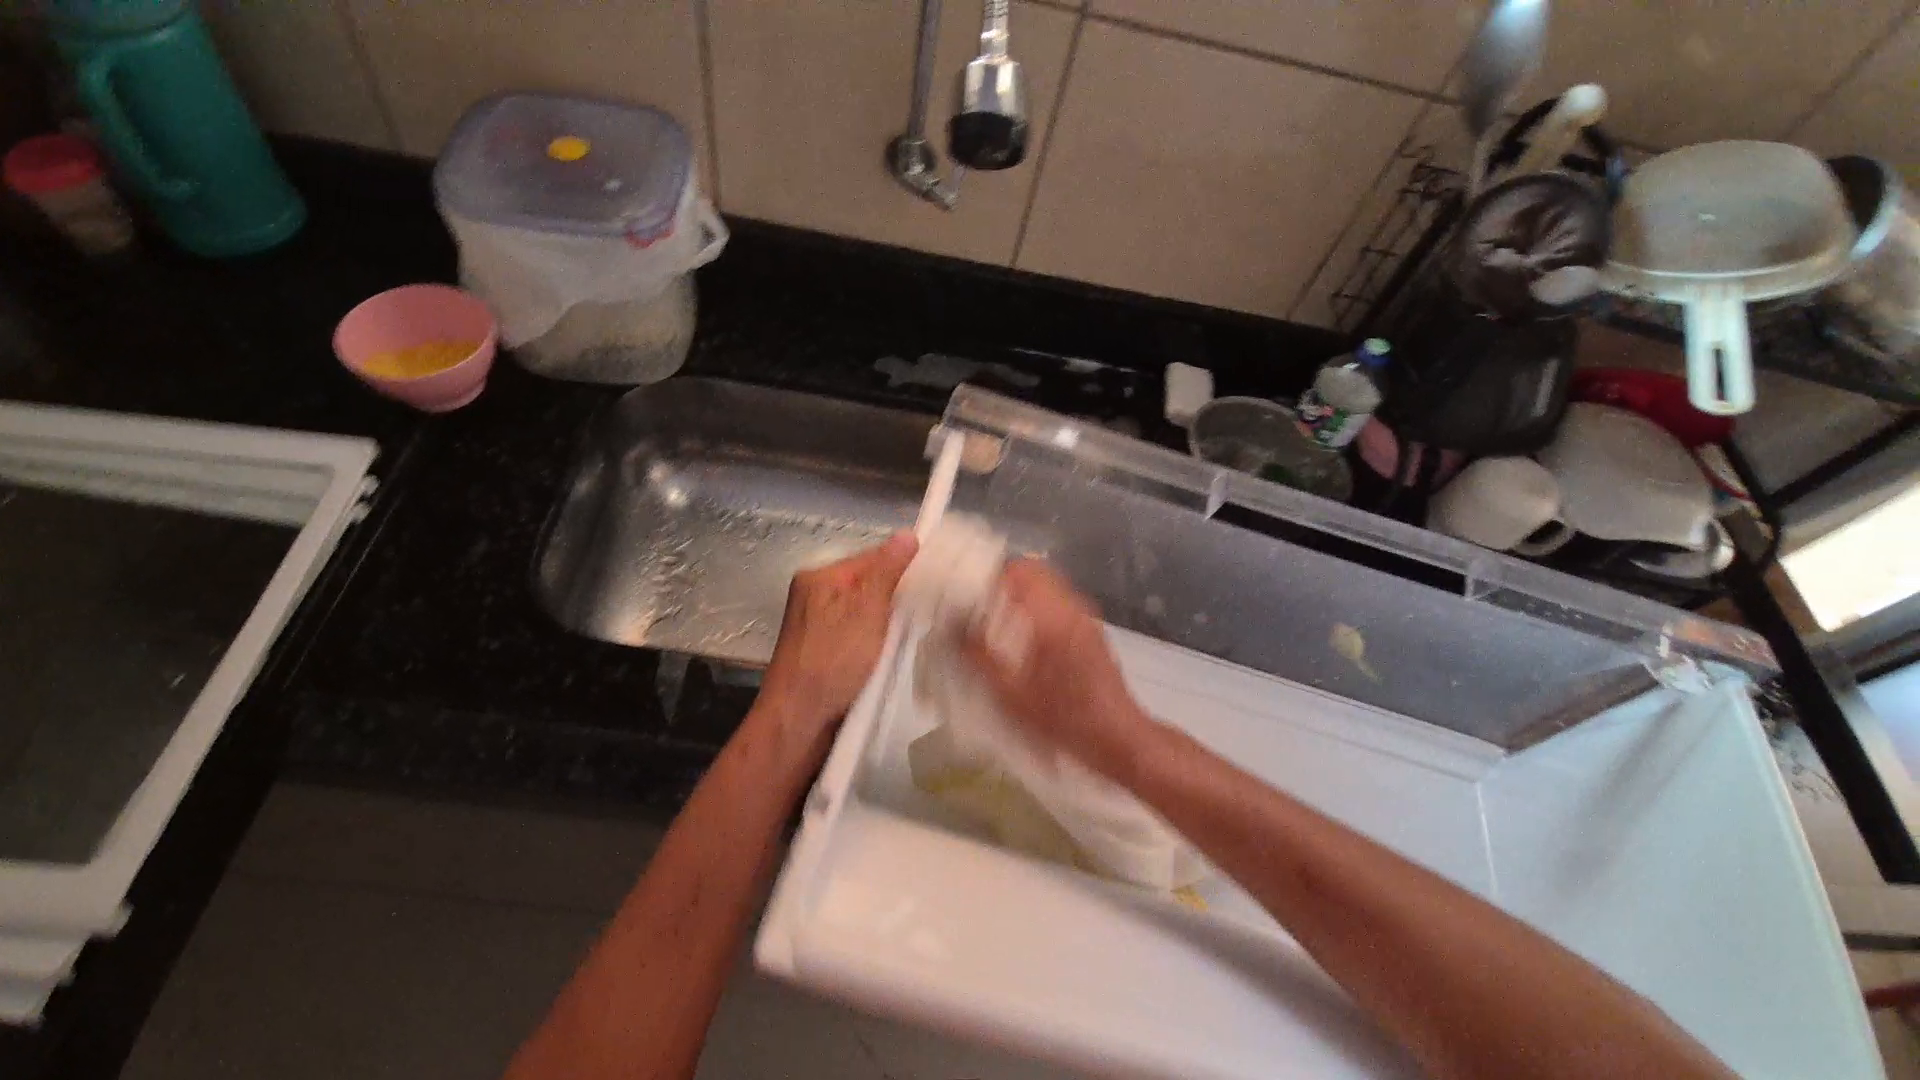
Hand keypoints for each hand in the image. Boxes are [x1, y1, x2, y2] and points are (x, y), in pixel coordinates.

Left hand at [759, 533, 917, 732]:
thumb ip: (887, 572)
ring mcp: (823, 626)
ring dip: (895, 624)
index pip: (874, 557)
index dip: (907, 565)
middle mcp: (819, 596)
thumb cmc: (831, 662)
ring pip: (872, 613)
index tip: (941, 578)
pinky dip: (882, 643)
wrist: (799, 723)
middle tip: (936, 609)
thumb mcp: (865, 611)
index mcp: (821, 578)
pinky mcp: (829, 653)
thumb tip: (908, 535)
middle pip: (873, 584)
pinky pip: (864, 636)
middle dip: (902, 597)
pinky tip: (901, 654)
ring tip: (924, 632)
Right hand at [960, 558, 1154, 780]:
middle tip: (976, 609)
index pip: (1016, 569)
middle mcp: (1072, 606)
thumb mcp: (1011, 695)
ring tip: (995, 625)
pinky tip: (1022, 641)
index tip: (964, 594)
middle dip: (1000, 585)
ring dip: (1018, 597)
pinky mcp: (1090, 630)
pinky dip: (1035, 610)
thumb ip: (978, 655)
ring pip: (1045, 586)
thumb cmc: (1064, 720)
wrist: (1118, 738)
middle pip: (1031, 572)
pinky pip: (1056, 603)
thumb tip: (952, 624)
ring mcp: (1085, 616)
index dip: (986, 575)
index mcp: (1052, 615)